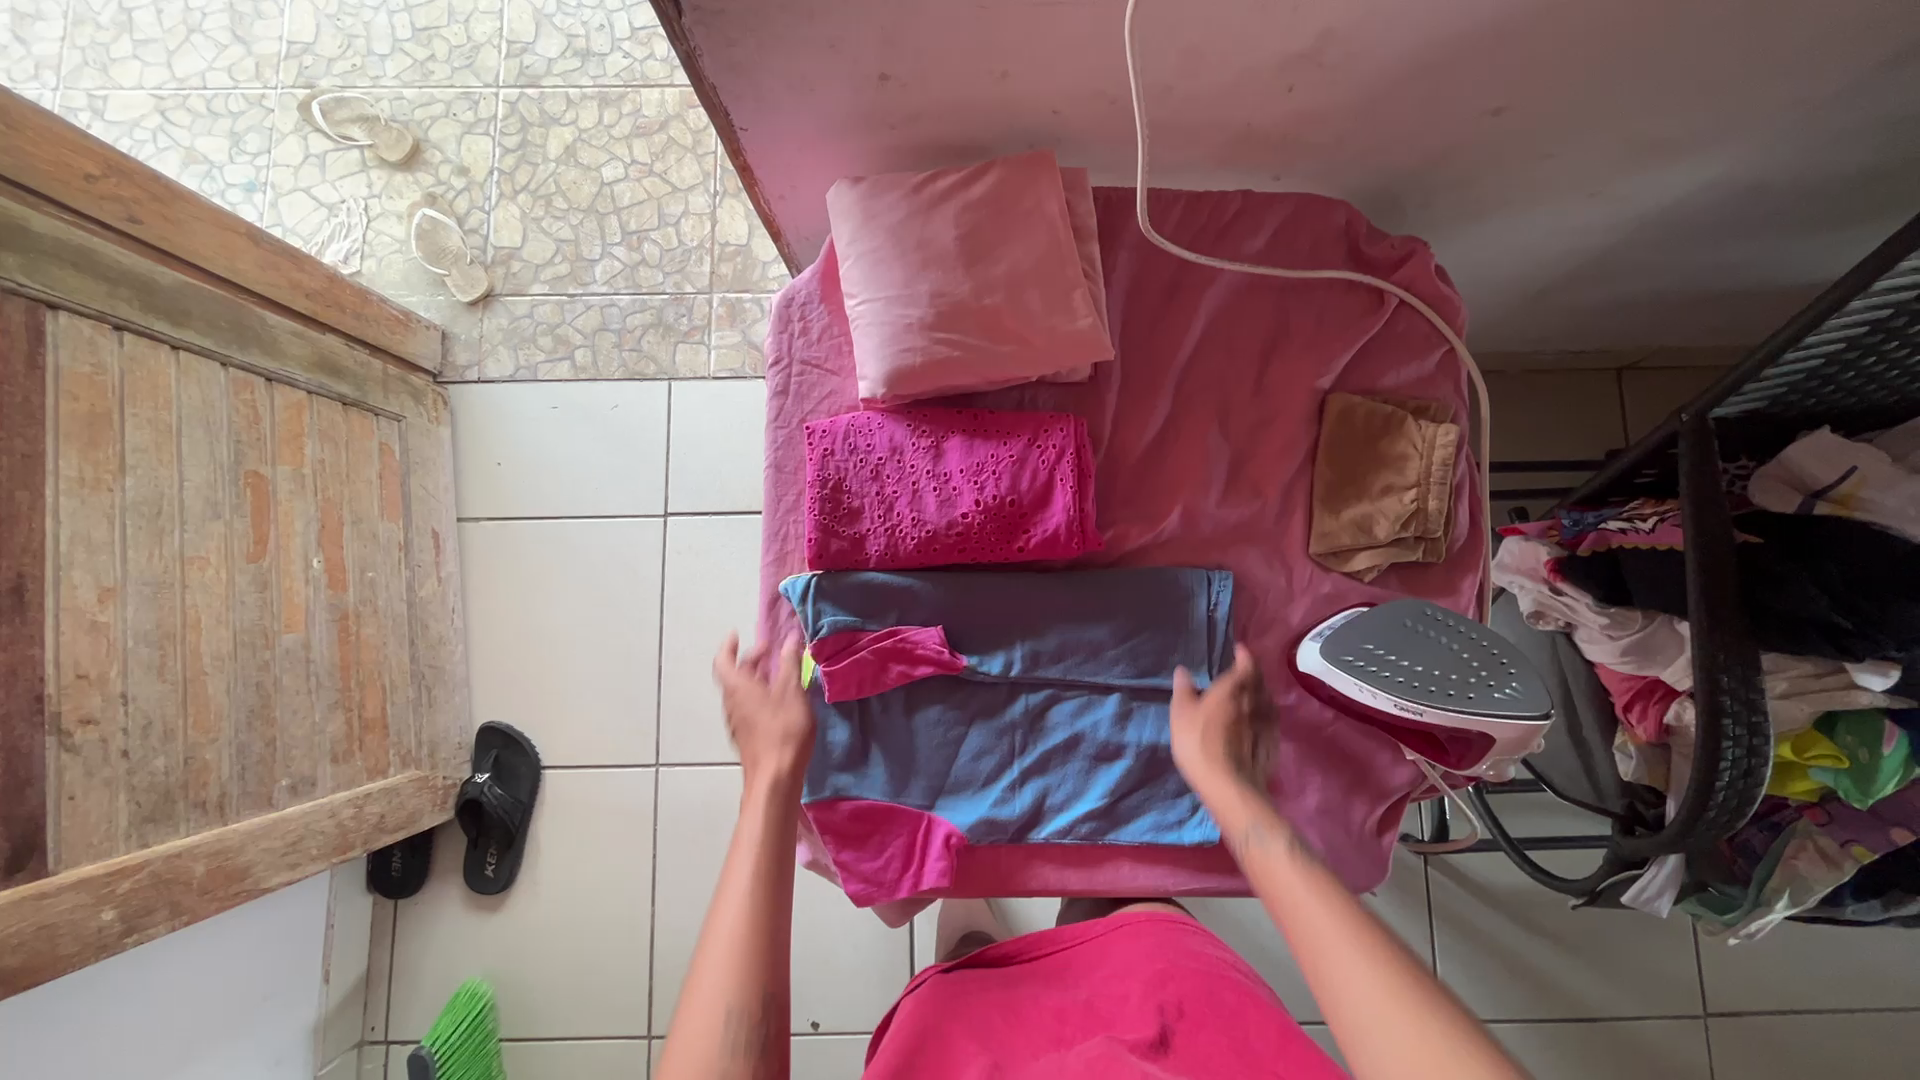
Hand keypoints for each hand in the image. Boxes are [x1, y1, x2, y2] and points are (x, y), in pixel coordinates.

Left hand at [712, 632, 813, 791]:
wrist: (775, 777)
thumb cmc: (783, 729)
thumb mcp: (792, 691)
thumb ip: (790, 663)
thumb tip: (790, 639)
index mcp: (737, 687)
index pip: (723, 660)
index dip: (729, 646)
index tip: (737, 634)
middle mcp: (731, 702)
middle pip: (734, 675)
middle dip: (751, 660)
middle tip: (770, 651)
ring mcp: (737, 722)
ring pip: (742, 692)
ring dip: (757, 678)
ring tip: (779, 674)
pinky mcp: (747, 736)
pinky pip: (749, 707)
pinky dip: (760, 695)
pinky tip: (781, 701)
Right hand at [1170, 644, 1271, 803]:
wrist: (1230, 787)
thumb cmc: (1199, 744)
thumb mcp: (1181, 713)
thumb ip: (1183, 689)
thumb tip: (1184, 670)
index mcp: (1235, 688)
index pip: (1246, 664)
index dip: (1243, 655)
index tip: (1239, 650)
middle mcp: (1257, 700)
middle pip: (1259, 681)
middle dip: (1251, 673)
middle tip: (1241, 672)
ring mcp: (1269, 723)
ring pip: (1266, 700)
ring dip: (1258, 693)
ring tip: (1248, 694)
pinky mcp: (1273, 743)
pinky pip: (1270, 719)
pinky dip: (1263, 713)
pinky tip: (1255, 720)